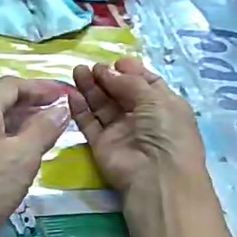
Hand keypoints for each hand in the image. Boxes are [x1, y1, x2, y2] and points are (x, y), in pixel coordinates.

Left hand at [0, 77, 69, 236]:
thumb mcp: (22, 155)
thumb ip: (43, 128)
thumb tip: (60, 108)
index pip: (11, 85)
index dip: (40, 87)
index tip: (66, 95)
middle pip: (0, 104)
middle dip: (31, 106)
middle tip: (61, 116)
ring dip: (21, 128)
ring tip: (49, 138)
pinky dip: (8, 148)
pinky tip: (23, 163)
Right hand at [69, 58, 205, 195]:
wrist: (154, 175)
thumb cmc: (165, 131)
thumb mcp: (155, 99)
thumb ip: (128, 82)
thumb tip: (107, 70)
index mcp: (163, 105)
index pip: (145, 83)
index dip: (130, 71)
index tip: (115, 62)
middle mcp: (141, 117)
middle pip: (120, 93)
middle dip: (106, 77)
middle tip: (89, 66)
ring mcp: (120, 131)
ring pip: (102, 106)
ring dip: (90, 89)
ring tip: (77, 72)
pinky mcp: (101, 144)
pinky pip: (89, 123)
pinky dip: (80, 109)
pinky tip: (71, 94)